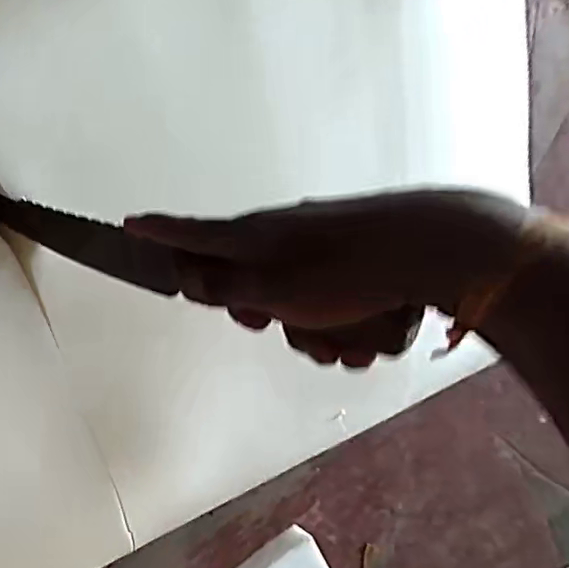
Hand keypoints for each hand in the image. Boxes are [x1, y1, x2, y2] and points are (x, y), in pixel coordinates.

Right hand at [124, 189, 526, 365]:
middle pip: (244, 278)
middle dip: (258, 310)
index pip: (190, 233)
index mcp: (253, 236)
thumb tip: (184, 275)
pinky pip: (328, 296)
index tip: (130, 224)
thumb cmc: (347, 273)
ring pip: (291, 297)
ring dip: (309, 329)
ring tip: (341, 343)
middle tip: (274, 322)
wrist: (438, 249)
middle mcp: (280, 234)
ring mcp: (318, 242)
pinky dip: (340, 321)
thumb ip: (223, 288)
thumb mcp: (272, 292)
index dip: (157, 233)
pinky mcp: (353, 253)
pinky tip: (365, 334)